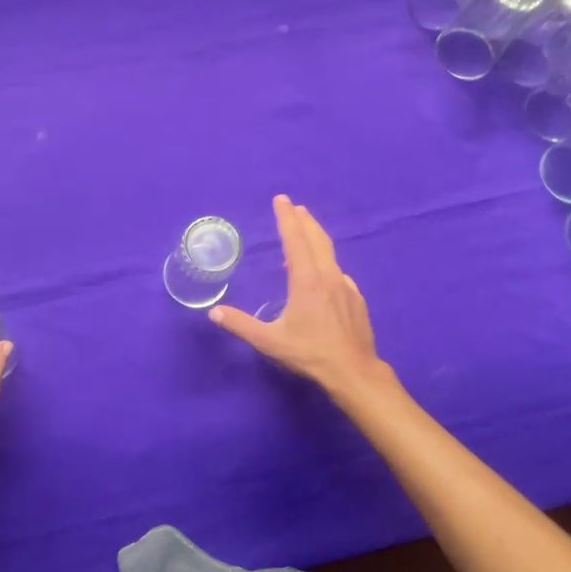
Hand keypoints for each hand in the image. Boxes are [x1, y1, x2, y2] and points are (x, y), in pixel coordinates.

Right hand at [209, 195, 390, 400]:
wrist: (354, 372)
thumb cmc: (310, 354)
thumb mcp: (269, 341)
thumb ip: (240, 325)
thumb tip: (214, 312)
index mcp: (306, 281)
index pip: (295, 240)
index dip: (286, 218)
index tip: (281, 199)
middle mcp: (328, 277)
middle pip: (316, 240)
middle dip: (304, 221)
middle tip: (294, 207)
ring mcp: (346, 287)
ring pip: (330, 254)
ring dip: (316, 240)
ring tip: (306, 236)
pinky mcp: (356, 300)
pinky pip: (338, 273)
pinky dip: (327, 264)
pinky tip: (324, 275)